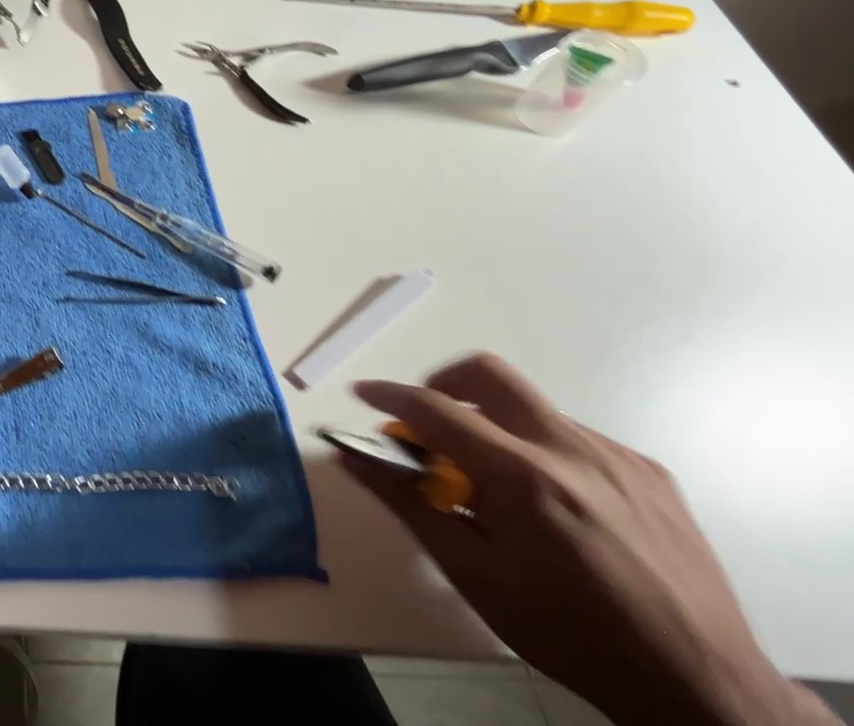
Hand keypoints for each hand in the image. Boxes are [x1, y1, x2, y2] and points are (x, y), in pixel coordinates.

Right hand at [346, 355, 836, 725]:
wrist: (695, 679)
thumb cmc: (566, 632)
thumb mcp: (472, 573)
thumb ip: (409, 505)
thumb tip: (357, 459)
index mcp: (523, 477)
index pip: (436, 410)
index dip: (389, 396)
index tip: (362, 394)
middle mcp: (572, 450)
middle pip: (490, 374)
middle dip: (443, 382)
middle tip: (427, 422)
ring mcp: (618, 457)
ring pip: (533, 410)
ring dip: (495, 428)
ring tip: (495, 488)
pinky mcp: (650, 472)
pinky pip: (575, 438)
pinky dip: (540, 452)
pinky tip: (549, 506)